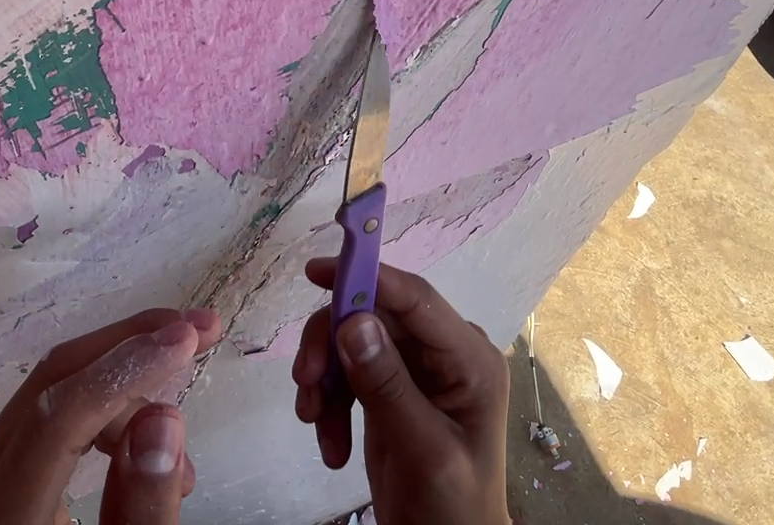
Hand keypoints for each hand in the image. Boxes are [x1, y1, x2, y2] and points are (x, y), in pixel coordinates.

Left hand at [0, 307, 221, 524]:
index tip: (193, 337)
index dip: (130, 366)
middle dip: (132, 344)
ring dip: (124, 384)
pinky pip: (47, 422)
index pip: (60, 416)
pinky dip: (101, 414)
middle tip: (203, 328)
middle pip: (53, 383)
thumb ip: (141, 511)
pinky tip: (140, 445)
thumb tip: (164, 415)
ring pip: (53, 395)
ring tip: (182, 420)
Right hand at [291, 258, 509, 524]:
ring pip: (353, 339)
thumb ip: (388, 385)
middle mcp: (443, 353)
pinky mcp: (390, 387)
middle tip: (304, 381)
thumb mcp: (423, 450)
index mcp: (469, 358)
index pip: (415, 298)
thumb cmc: (451, 509)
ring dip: (325, 378)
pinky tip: (330, 442)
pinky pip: (348, 370)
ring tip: (313, 421)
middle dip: (332, 345)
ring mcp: (415, 369)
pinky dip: (329, 401)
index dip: (368, 275)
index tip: (315, 271)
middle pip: (373, 317)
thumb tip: (353, 321)